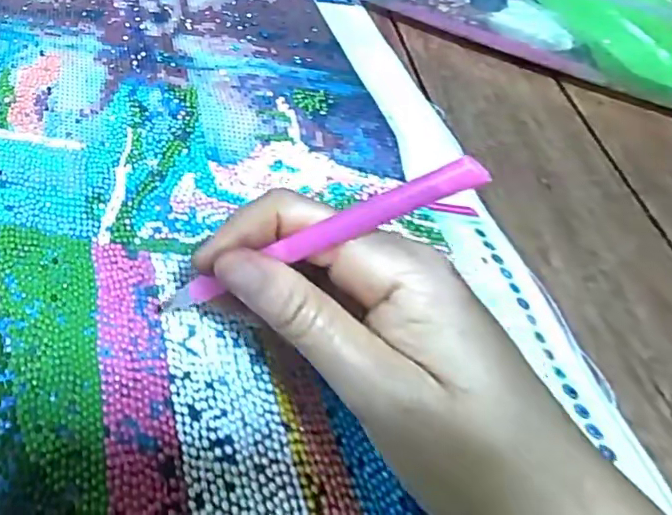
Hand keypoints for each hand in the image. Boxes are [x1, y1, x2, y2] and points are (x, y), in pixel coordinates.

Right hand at [193, 190, 659, 514]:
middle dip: (243, 254)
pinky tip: (258, 316)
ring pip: (306, 259)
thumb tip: (228, 262)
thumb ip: (300, 315)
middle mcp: (394, 256)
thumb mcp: (377, 387)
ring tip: (217, 305)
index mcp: (398, 261)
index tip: (198, 276)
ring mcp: (395, 284)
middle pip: (298, 231)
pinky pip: (325, 289)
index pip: (296, 216)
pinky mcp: (393, 312)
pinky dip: (284, 299)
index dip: (239, 236)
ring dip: (258, 277)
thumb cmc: (472, 455)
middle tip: (200, 295)